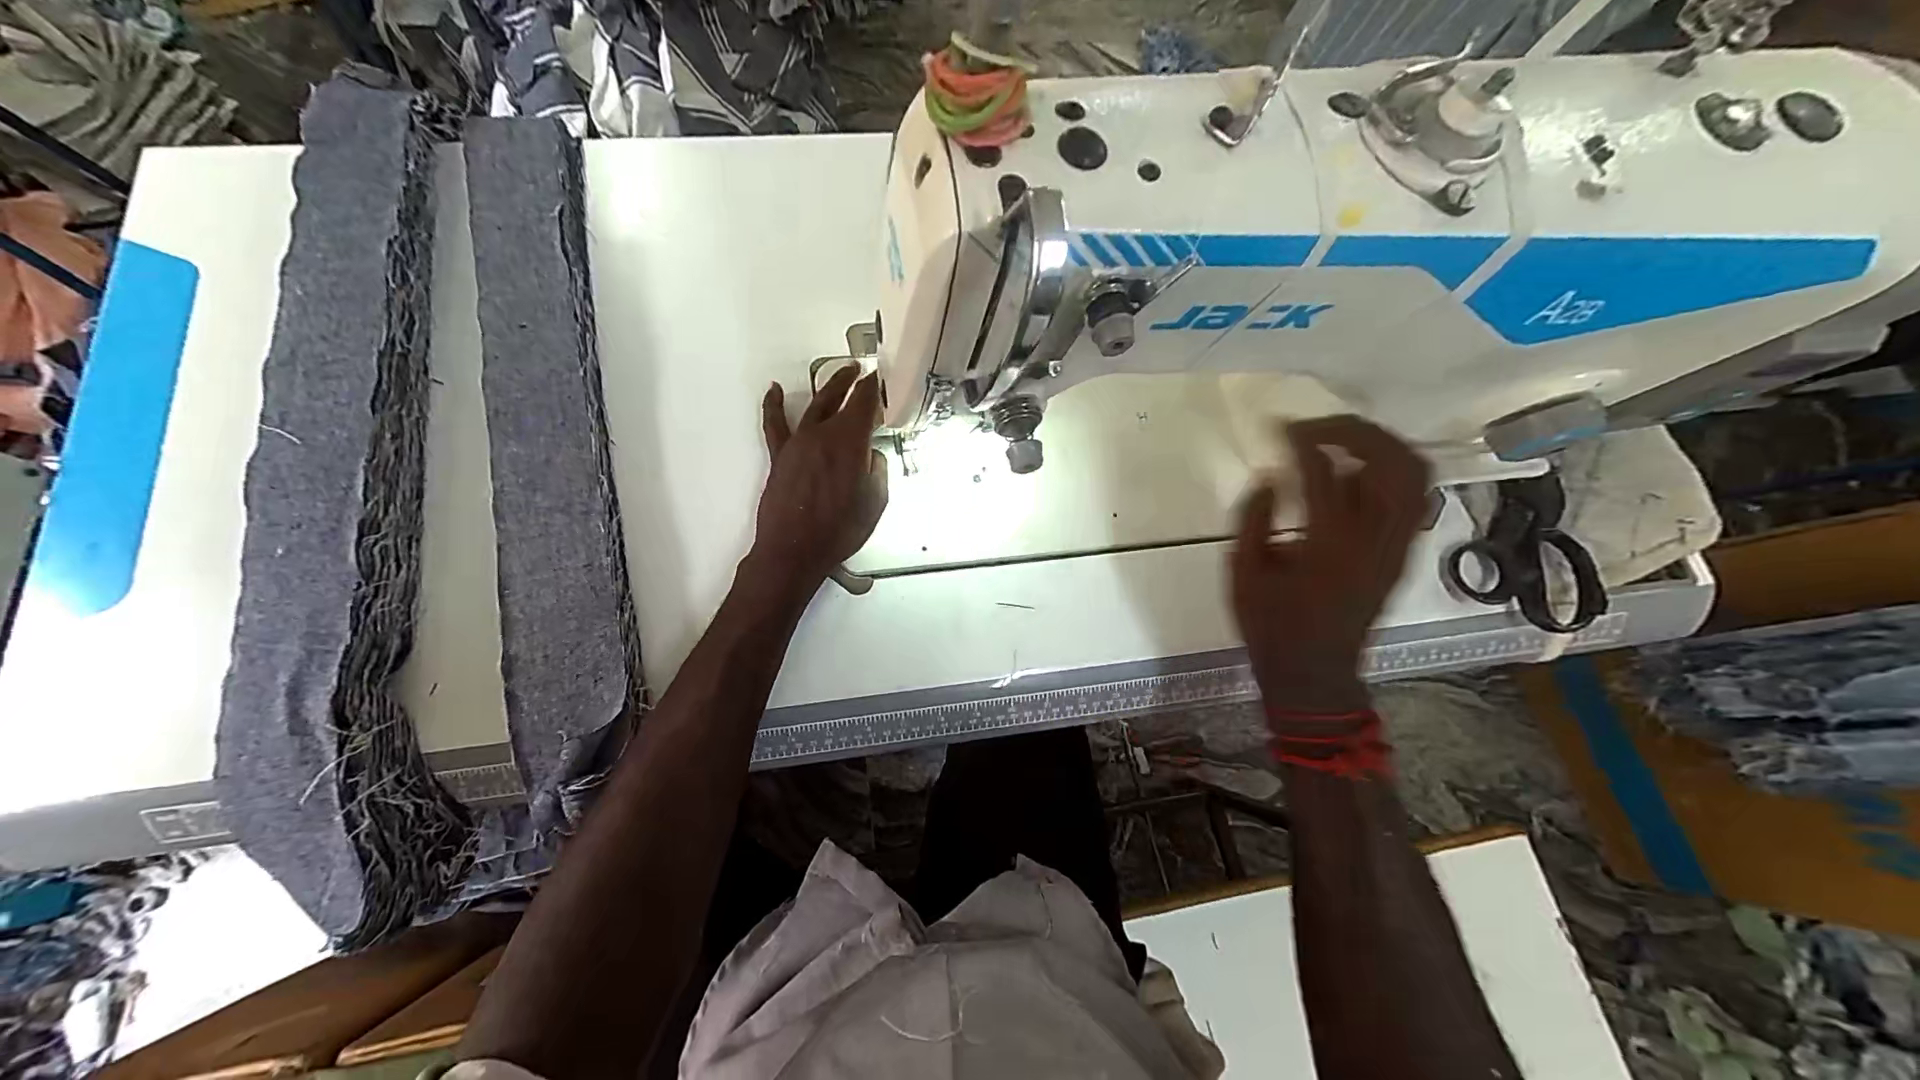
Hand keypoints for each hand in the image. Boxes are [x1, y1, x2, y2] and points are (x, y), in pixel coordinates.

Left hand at [749, 366, 887, 592]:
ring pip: (814, 405)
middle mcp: (823, 435)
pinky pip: (776, 424)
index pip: (865, 403)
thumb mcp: (875, 503)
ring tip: (839, 376)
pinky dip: (774, 405)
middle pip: (840, 398)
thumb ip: (877, 472)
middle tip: (862, 372)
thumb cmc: (837, 532)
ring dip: (828, 387)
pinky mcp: (780, 456)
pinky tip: (775, 391)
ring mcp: (798, 443)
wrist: (795, 550)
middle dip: (853, 382)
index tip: (880, 379)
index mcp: (850, 443)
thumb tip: (872, 457)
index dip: (874, 388)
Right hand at [1231, 415, 1431, 715]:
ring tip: (1341, 441)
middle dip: (1353, 431)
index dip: (1301, 440)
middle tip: (1316, 427)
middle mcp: (1374, 539)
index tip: (1280, 428)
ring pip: (1413, 475)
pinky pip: (1414, 498)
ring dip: (1380, 446)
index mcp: (1327, 545)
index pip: (1323, 472)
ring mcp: (1398, 547)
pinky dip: (1390, 472)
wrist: (1316, 673)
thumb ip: (1253, 520)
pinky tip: (1358, 474)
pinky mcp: (1404, 554)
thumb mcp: (1243, 575)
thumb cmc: (1271, 627)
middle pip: (1389, 461)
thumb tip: (1269, 478)